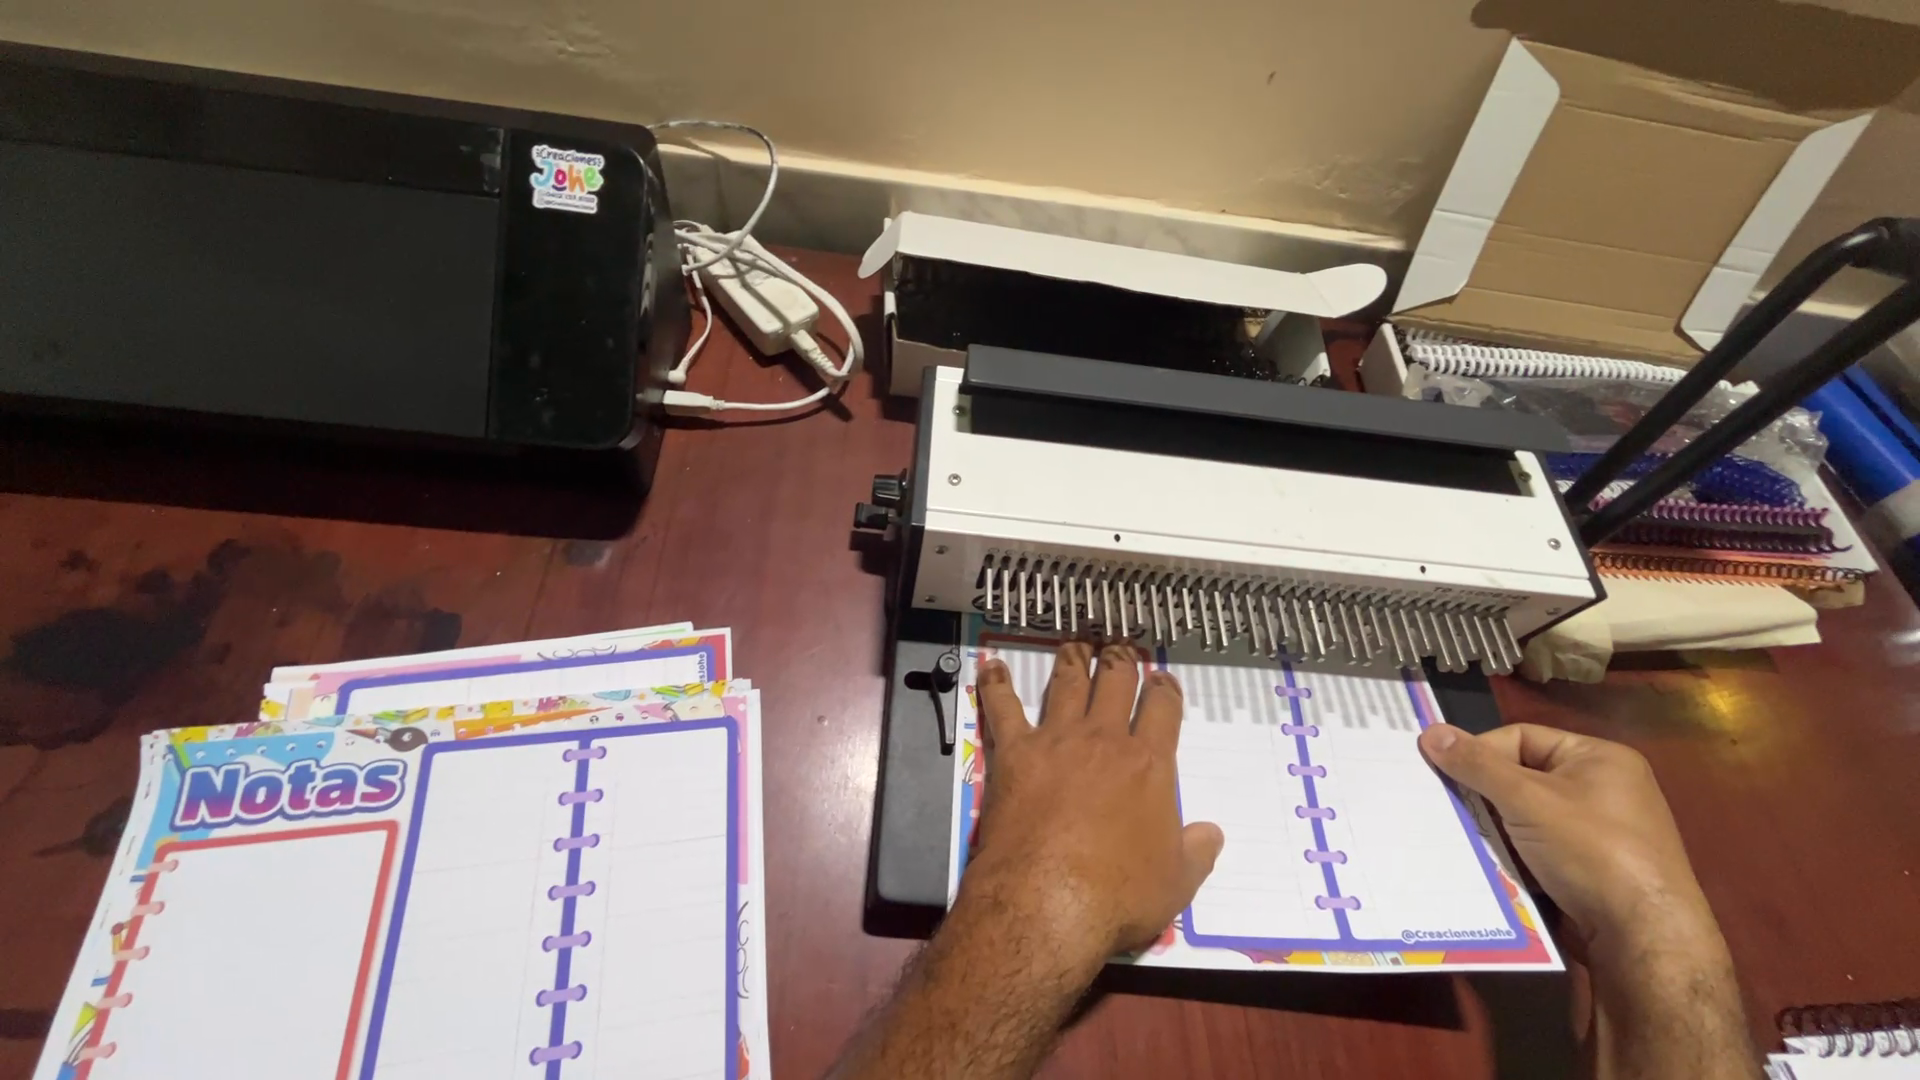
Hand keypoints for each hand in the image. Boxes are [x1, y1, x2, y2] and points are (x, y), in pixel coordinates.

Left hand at [964, 642, 1223, 966]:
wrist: (1049, 900)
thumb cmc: (1119, 896)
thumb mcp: (1177, 882)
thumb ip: (1196, 851)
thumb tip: (1212, 832)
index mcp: (1149, 764)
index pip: (1162, 709)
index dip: (1164, 688)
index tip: (1161, 679)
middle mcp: (1104, 740)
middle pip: (1115, 681)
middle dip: (1120, 660)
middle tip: (1119, 649)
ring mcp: (1056, 740)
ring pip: (1066, 683)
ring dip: (1072, 659)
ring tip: (1075, 645)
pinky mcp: (1014, 752)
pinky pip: (1002, 708)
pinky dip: (996, 684)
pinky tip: (992, 666)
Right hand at [1416, 723, 1719, 958]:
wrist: (1644, 939)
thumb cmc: (1590, 851)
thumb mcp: (1526, 799)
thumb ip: (1476, 764)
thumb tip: (1429, 732)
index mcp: (1599, 758)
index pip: (1519, 737)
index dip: (1480, 754)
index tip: (1449, 777)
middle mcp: (1603, 787)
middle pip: (1519, 774)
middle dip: (1484, 793)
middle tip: (1450, 806)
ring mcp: (1599, 829)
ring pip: (1523, 812)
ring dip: (1494, 824)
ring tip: (1466, 835)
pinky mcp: (1591, 865)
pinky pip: (1536, 842)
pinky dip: (1511, 849)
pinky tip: (1493, 860)